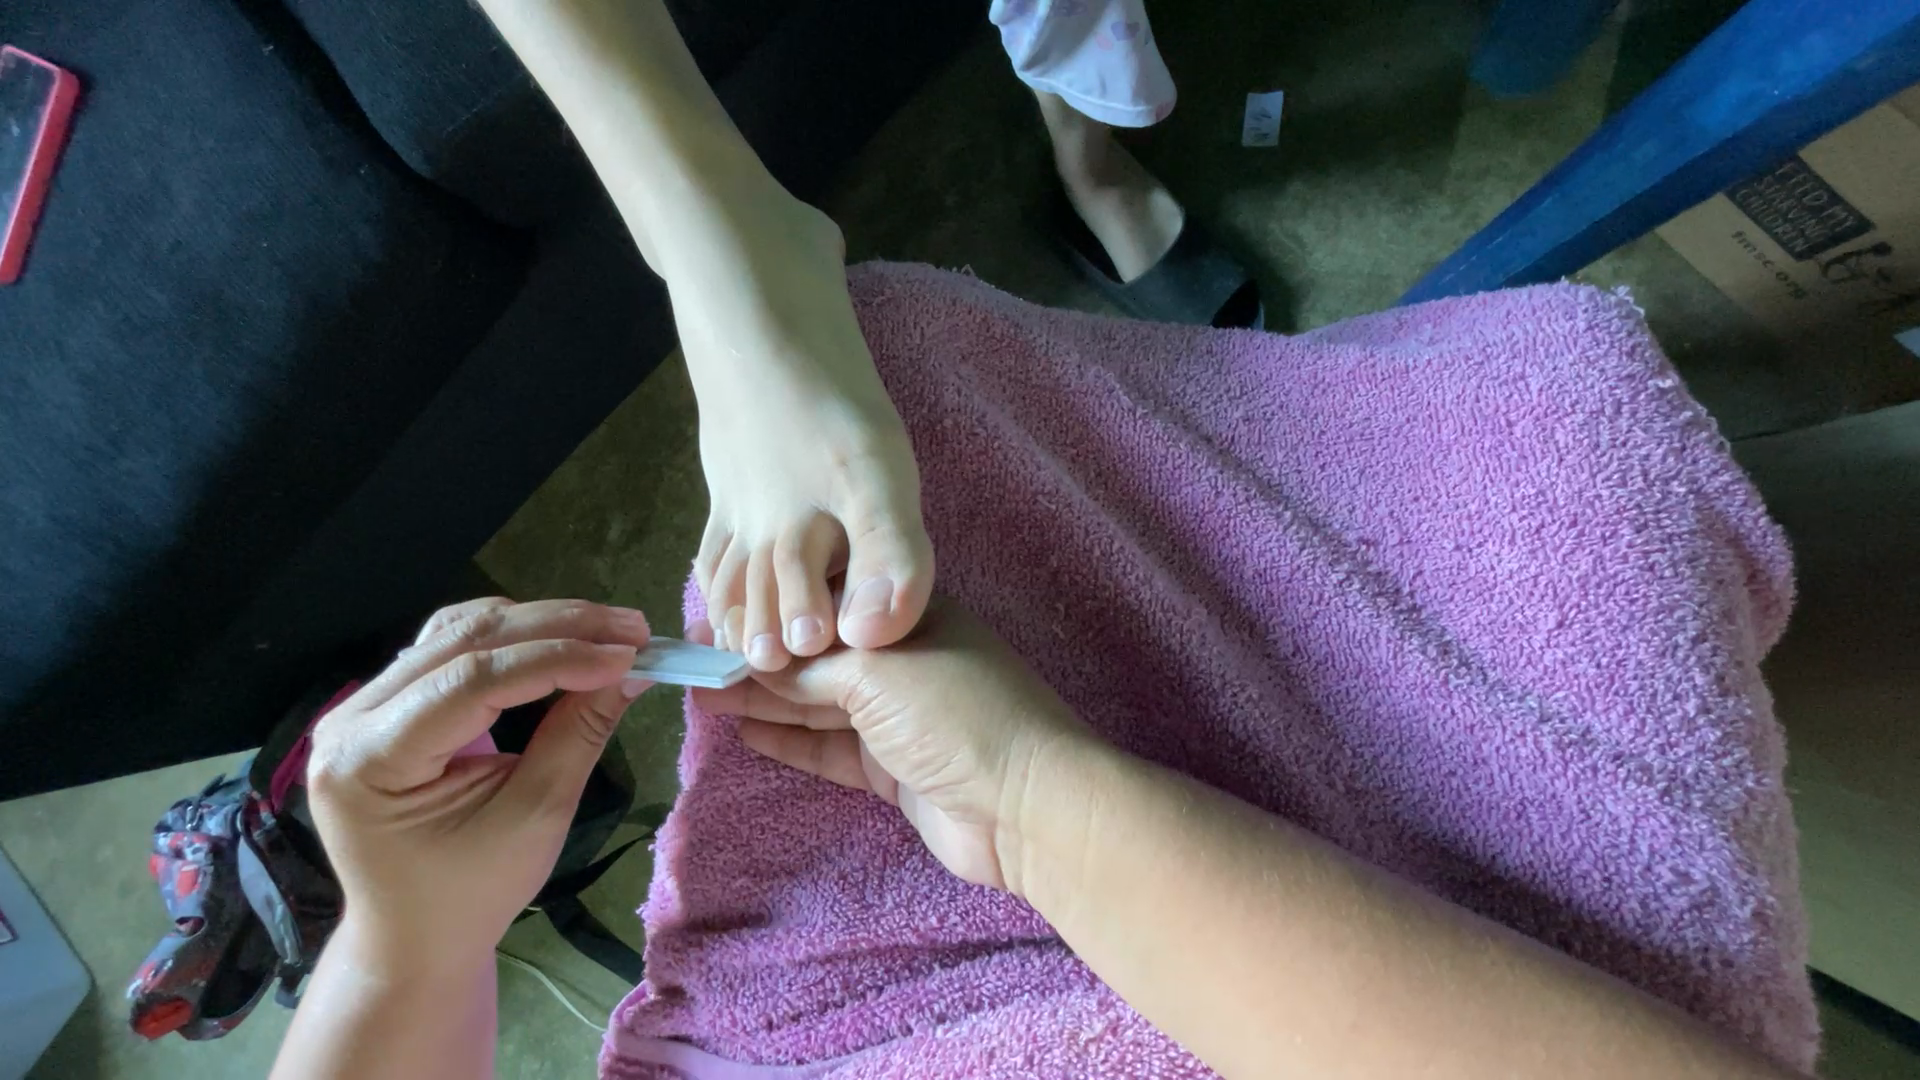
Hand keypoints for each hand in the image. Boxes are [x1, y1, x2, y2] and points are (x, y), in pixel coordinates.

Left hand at [305, 597, 652, 972]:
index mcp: (370, 760)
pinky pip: (457, 642)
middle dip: (562, 627)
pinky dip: (519, 632)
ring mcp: (370, 702)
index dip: (559, 658)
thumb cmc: (472, 890)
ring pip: (464, 628)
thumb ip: (579, 733)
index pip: (472, 680)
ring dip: (544, 621)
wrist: (417, 933)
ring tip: (610, 629)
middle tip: (635, 629)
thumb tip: (634, 669)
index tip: (630, 655)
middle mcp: (355, 716)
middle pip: (468, 640)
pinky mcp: (396, 698)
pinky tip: (563, 636)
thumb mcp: (536, 815)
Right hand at [689, 602, 1093, 890]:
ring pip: (817, 703)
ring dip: (764, 700)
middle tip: (694, 662)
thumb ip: (814, 669)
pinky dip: (790, 740)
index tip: (717, 619)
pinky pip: (829, 747)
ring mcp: (896, 716)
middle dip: (760, 658)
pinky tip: (745, 732)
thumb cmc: (955, 712)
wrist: (1024, 805)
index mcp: (904, 617)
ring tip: (703, 696)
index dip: (773, 611)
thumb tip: (759, 664)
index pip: (825, 603)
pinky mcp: (890, 766)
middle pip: (816, 656)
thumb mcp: (878, 673)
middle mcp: (899, 659)